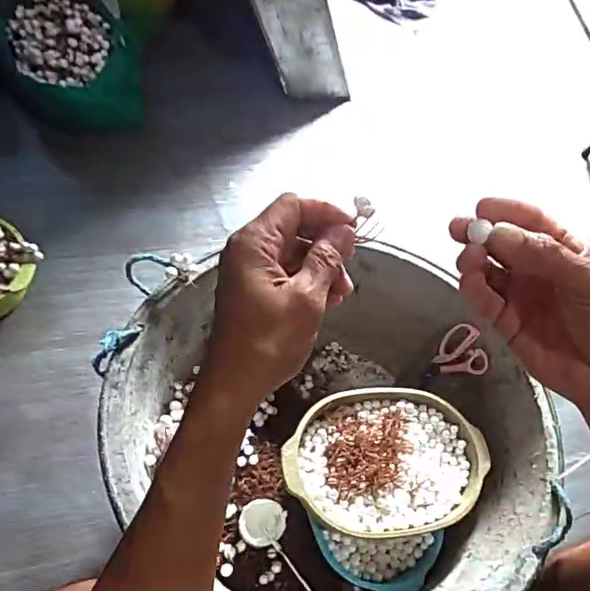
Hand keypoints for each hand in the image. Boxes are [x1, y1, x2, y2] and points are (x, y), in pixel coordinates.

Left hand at [203, 194, 356, 407]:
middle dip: (326, 243)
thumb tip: (344, 232)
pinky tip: (327, 301)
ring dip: (321, 266)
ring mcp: (249, 271)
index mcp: (253, 243)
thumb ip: (326, 259)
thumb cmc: (267, 343)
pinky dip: (308, 281)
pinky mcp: (253, 291)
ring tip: (342, 294)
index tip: (354, 231)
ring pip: (293, 252)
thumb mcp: (306, 299)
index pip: (293, 205)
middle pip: (294, 227)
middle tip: (350, 267)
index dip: (327, 212)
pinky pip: (285, 273)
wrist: (234, 385)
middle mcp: (247, 250)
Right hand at [451, 198, 589, 406]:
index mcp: (565, 252)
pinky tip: (469, 281)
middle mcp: (538, 271)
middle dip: (479, 234)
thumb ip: (545, 256)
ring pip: (489, 273)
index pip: (533, 224)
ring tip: (468, 258)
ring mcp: (522, 298)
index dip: (508, 212)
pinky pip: (486, 304)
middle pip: (502, 246)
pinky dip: (474, 291)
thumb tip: (499, 234)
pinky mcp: (508, 326)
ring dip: (474, 262)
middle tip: (457, 229)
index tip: (482, 207)